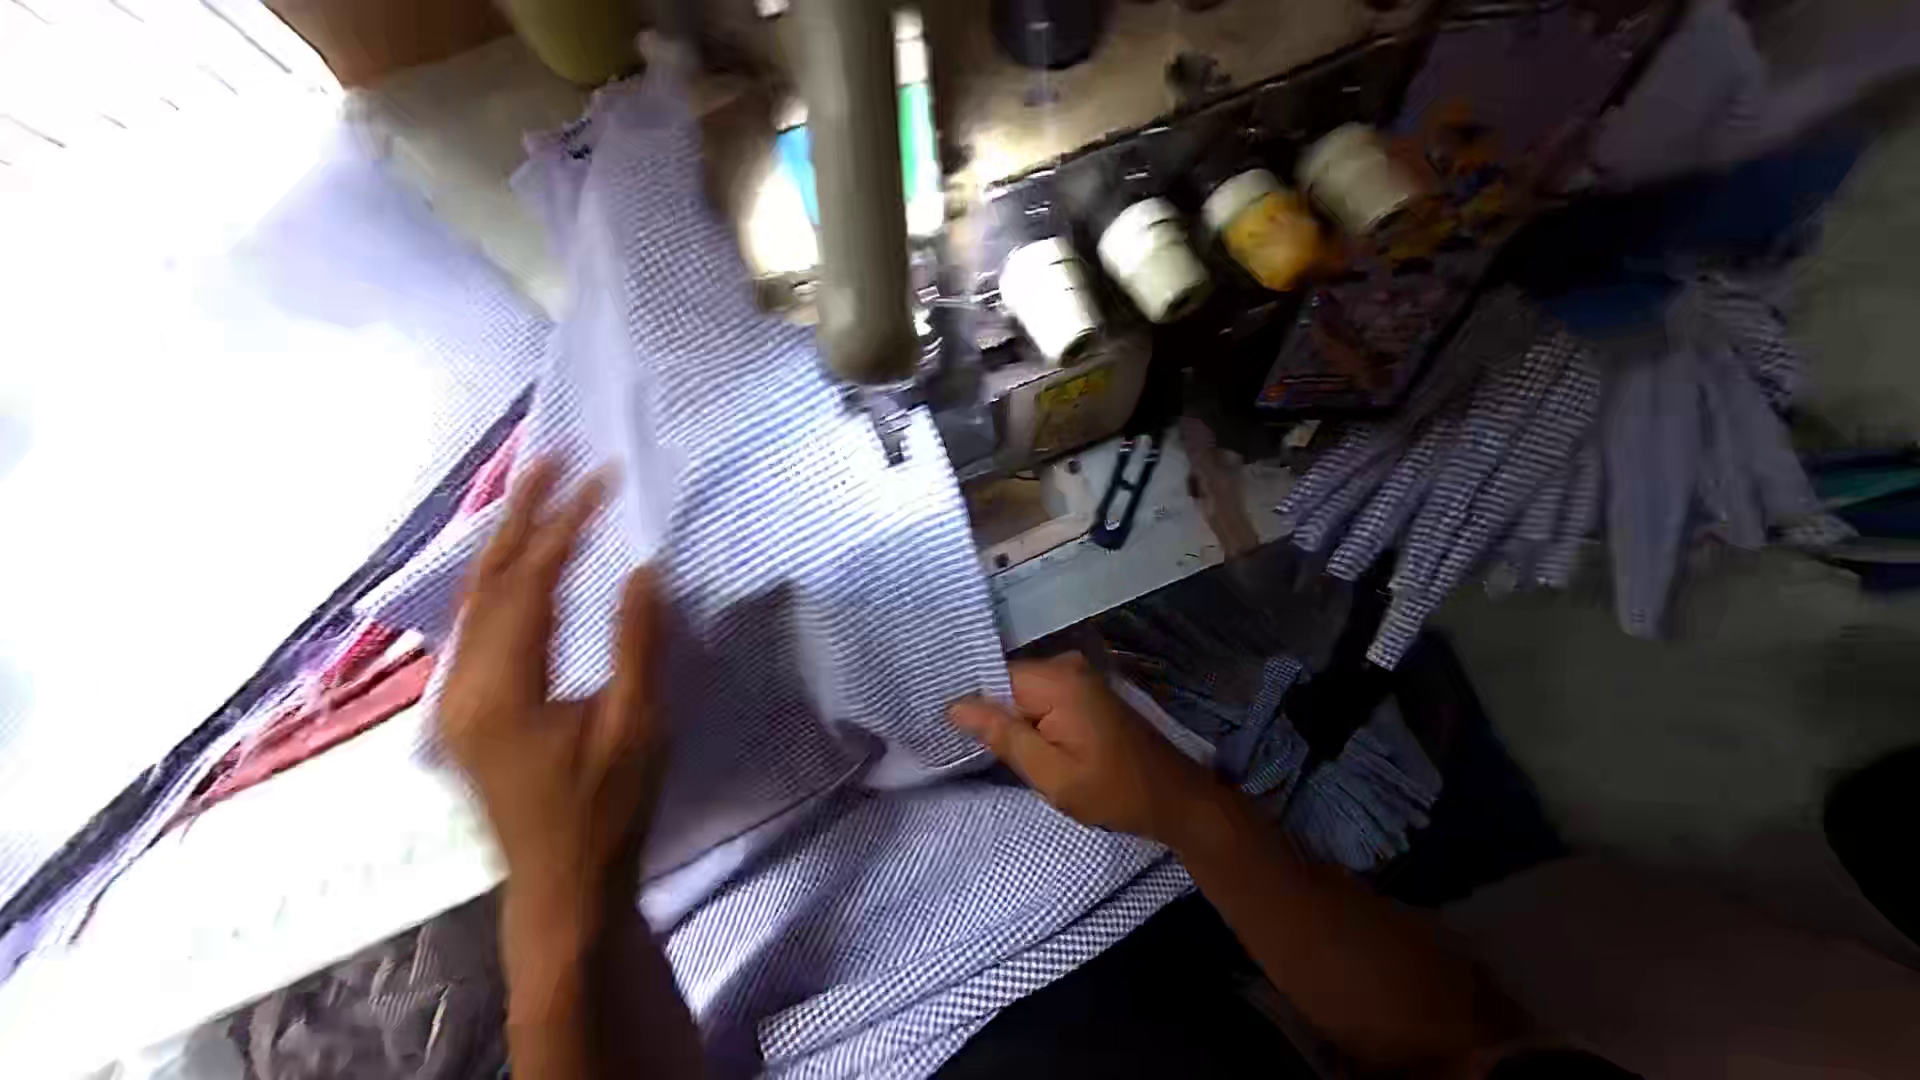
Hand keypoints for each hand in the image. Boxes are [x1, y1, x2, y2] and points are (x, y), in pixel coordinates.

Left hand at [440, 459, 666, 915]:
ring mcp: (461, 696)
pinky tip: (524, 562)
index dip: (569, 524)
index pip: (533, 582)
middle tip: (551, 455)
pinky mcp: (472, 706)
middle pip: (488, 578)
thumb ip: (638, 643)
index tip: (606, 478)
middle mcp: (466, 682)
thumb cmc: (608, 807)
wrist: (562, 883)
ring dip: (508, 540)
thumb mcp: (637, 724)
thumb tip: (642, 569)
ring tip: (537, 490)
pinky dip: (504, 579)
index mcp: (504, 686)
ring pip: (477, 598)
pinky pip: (482, 623)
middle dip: (521, 511)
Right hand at [949, 652, 1222, 843]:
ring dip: (1013, 719)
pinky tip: (1030, 742)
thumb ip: (1004, 737)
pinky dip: (1031, 717)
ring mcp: (1079, 675)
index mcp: (1057, 681)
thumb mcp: (1052, 775)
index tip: (953, 732)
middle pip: (1008, 682)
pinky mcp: (1085, 688)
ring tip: (1005, 748)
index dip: (974, 706)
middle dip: (994, 714)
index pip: (993, 679)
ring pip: (1023, 691)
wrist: (1176, 798)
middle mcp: (1066, 665)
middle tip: (981, 750)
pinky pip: (1042, 695)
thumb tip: (955, 707)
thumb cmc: (1113, 791)